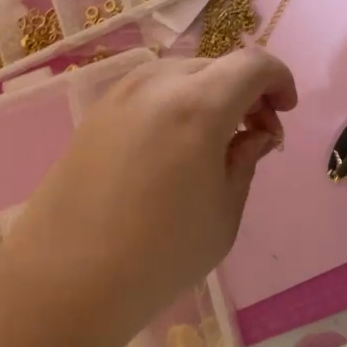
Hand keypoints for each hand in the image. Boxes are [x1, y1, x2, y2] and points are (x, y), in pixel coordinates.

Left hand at [1, 50, 296, 320]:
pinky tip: (173, 148)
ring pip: (182, 74)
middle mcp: (158, 83)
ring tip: (214, 143)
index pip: (253, 64)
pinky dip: (176, 103)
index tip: (284, 112)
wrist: (62, 283)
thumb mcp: (224, 214)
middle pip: (218, 66)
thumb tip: (257, 133)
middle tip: (254, 135)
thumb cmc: (158, 256)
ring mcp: (121, 94)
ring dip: (210, 94)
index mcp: (199, 105)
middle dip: (246, 91)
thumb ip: (246, 160)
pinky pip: (151, 91)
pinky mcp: (96, 112)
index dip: (279, 79)